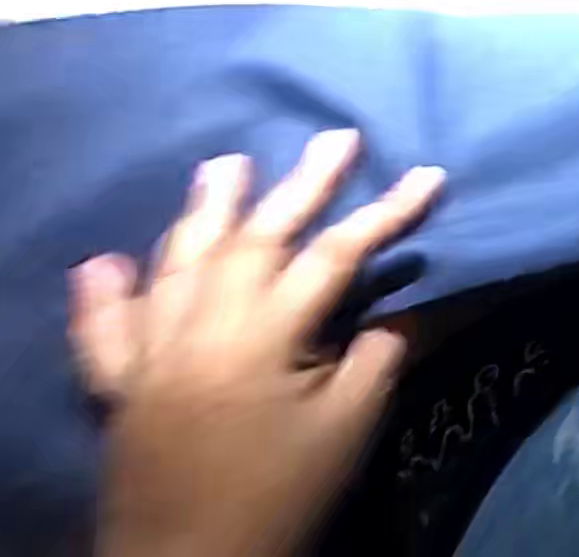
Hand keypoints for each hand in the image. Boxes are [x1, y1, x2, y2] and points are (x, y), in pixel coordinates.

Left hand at [68, 130, 444, 556]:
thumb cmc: (291, 483)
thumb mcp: (359, 409)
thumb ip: (387, 340)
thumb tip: (414, 292)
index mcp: (258, 342)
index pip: (336, 255)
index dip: (389, 211)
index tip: (431, 174)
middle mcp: (194, 338)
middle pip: (253, 244)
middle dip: (301, 186)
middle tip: (335, 139)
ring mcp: (148, 363)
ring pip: (177, 270)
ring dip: (204, 213)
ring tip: (226, 165)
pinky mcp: (124, 391)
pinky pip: (106, 335)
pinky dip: (104, 296)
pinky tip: (103, 263)